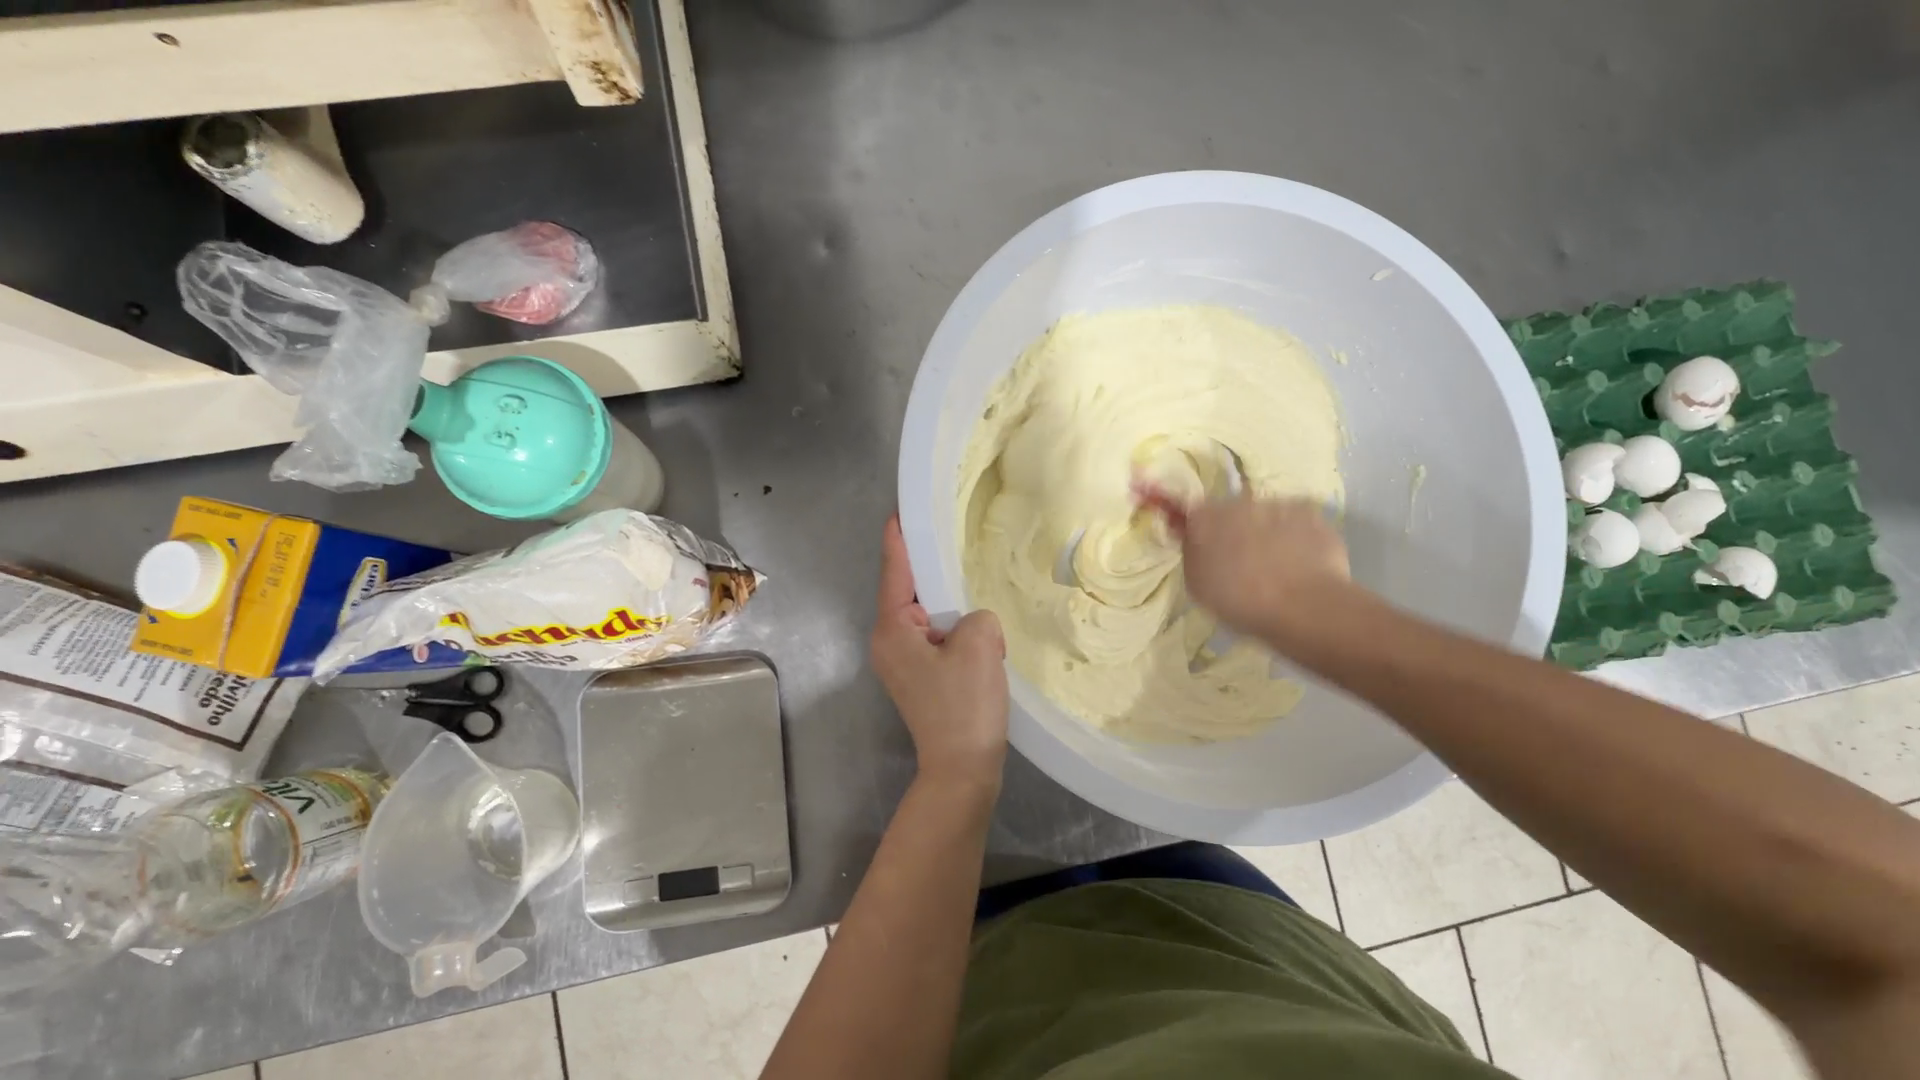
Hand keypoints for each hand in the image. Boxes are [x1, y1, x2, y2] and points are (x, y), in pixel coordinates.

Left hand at [870, 515, 1009, 788]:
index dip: (899, 539)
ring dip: (952, 609)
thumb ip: (977, 617)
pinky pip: (937, 640)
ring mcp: (902, 664)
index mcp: (892, 629)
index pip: (895, 571)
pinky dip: (956, 632)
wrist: (963, 770)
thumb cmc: (964, 706)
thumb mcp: (978, 645)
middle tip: (952, 540)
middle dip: (935, 574)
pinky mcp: (921, 680)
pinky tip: (979, 631)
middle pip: (911, 593)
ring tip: (975, 587)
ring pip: (928, 618)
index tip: (900, 511)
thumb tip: (973, 627)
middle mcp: (888, 642)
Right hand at [1137, 487, 1351, 637]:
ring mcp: (1276, 503)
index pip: (1181, 504)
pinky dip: (1296, 535)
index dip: (1173, 504)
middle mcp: (1237, 501)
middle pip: (1229, 512)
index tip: (1158, 498)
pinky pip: (1296, 520)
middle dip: (1232, 529)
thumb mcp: (1198, 584)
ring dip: (1266, 533)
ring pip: (1265, 515)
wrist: (1302, 606)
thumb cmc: (1241, 602)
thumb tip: (1192, 537)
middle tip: (1240, 562)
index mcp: (1204, 520)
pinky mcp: (1310, 510)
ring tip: (1277, 568)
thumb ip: (1192, 553)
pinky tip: (1302, 562)